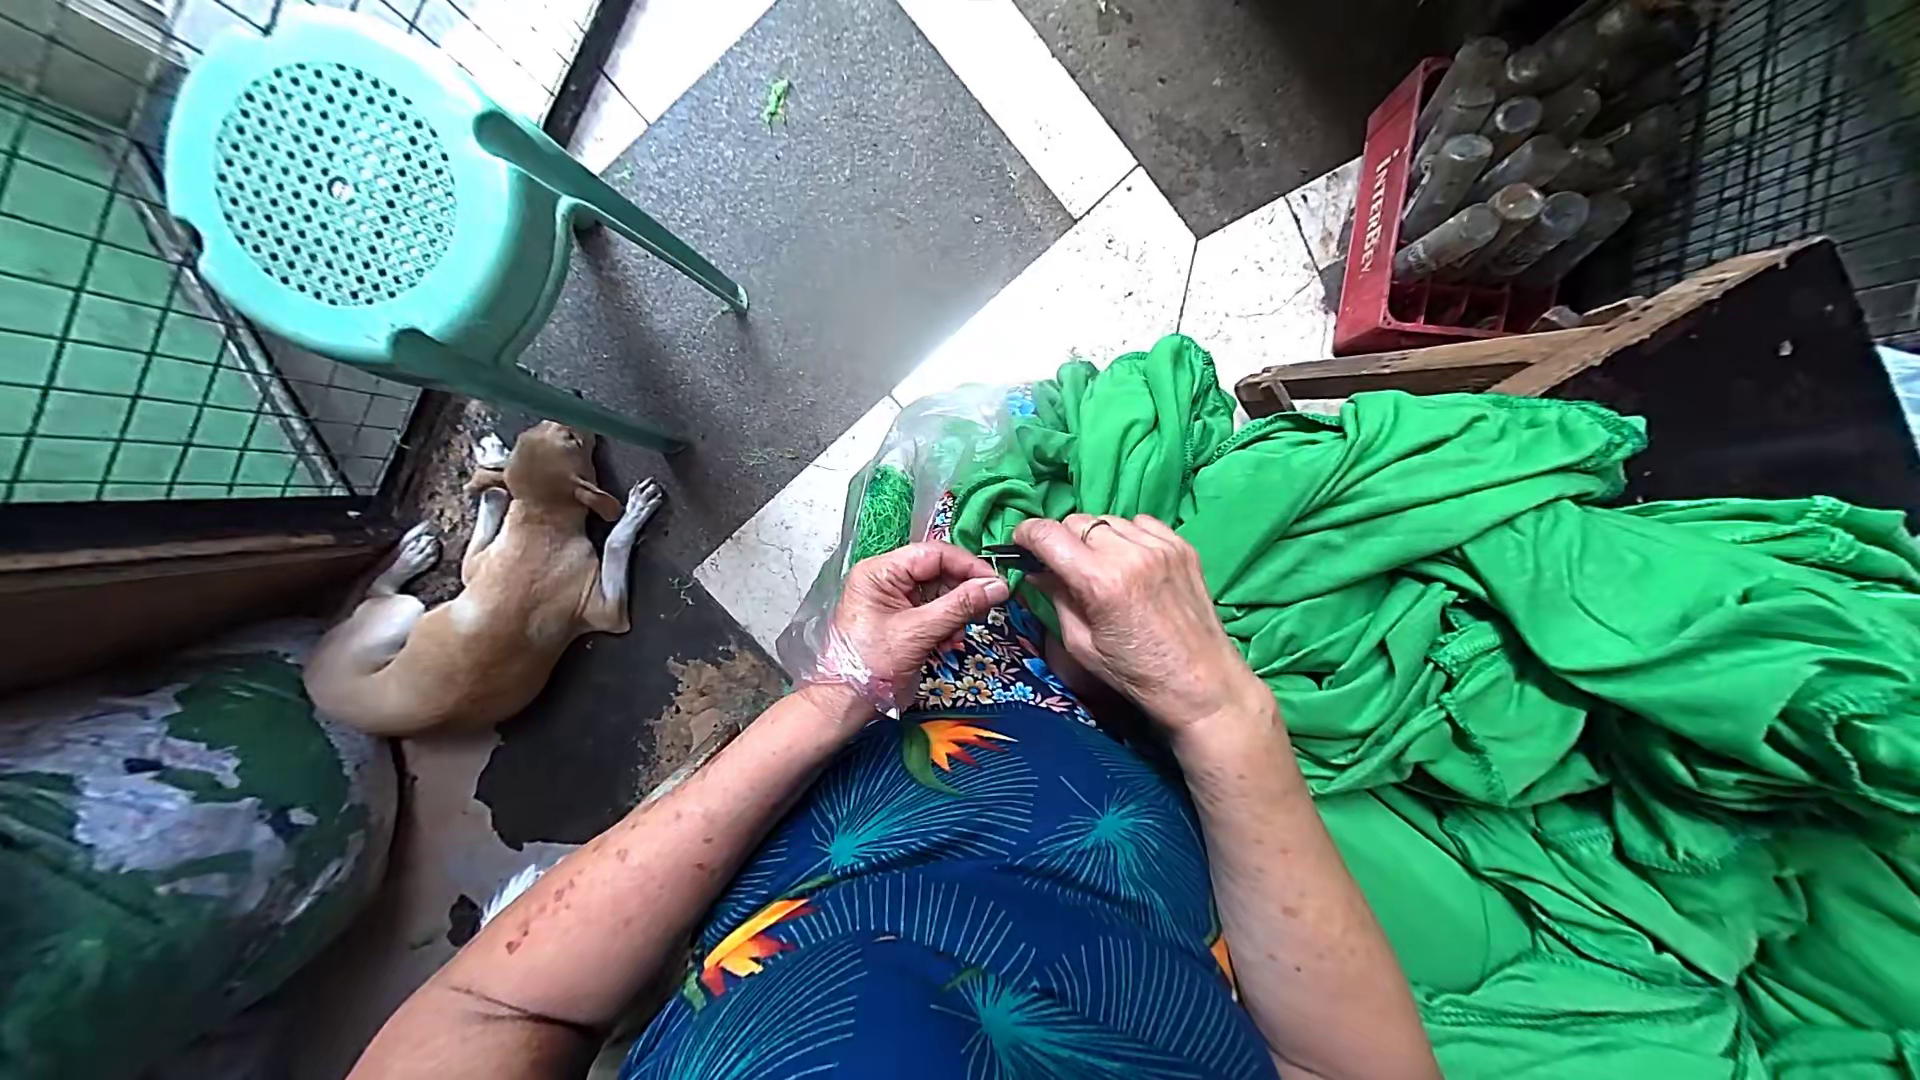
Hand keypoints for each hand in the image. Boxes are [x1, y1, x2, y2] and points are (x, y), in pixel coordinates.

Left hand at [823, 542, 1010, 709]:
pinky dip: (948, 625)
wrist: (847, 703)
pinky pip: (935, 610)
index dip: (968, 566)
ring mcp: (894, 598)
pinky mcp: (902, 617)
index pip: (934, 553)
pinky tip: (948, 642)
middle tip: (983, 610)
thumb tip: (997, 587)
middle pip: (939, 571)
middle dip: (962, 593)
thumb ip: (959, 606)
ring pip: (940, 592)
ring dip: (956, 613)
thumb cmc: (869, 667)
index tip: (995, 583)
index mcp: (880, 571)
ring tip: (956, 636)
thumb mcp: (918, 633)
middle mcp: (886, 578)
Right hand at [1013, 515, 1274, 738]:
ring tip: (1099, 565)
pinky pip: (1139, 523)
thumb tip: (1036, 571)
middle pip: (1076, 522)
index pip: (1048, 535)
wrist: (1201, 683)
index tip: (1021, 545)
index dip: (1026, 535)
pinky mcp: (1181, 546)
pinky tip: (1129, 561)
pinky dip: (1126, 536)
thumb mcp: (1080, 643)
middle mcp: (1129, 554)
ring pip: (1107, 520)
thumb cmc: (1135, 672)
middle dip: (1061, 540)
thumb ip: (1056, 598)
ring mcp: (1159, 546)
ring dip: (1094, 537)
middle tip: (1063, 565)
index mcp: (1099, 581)